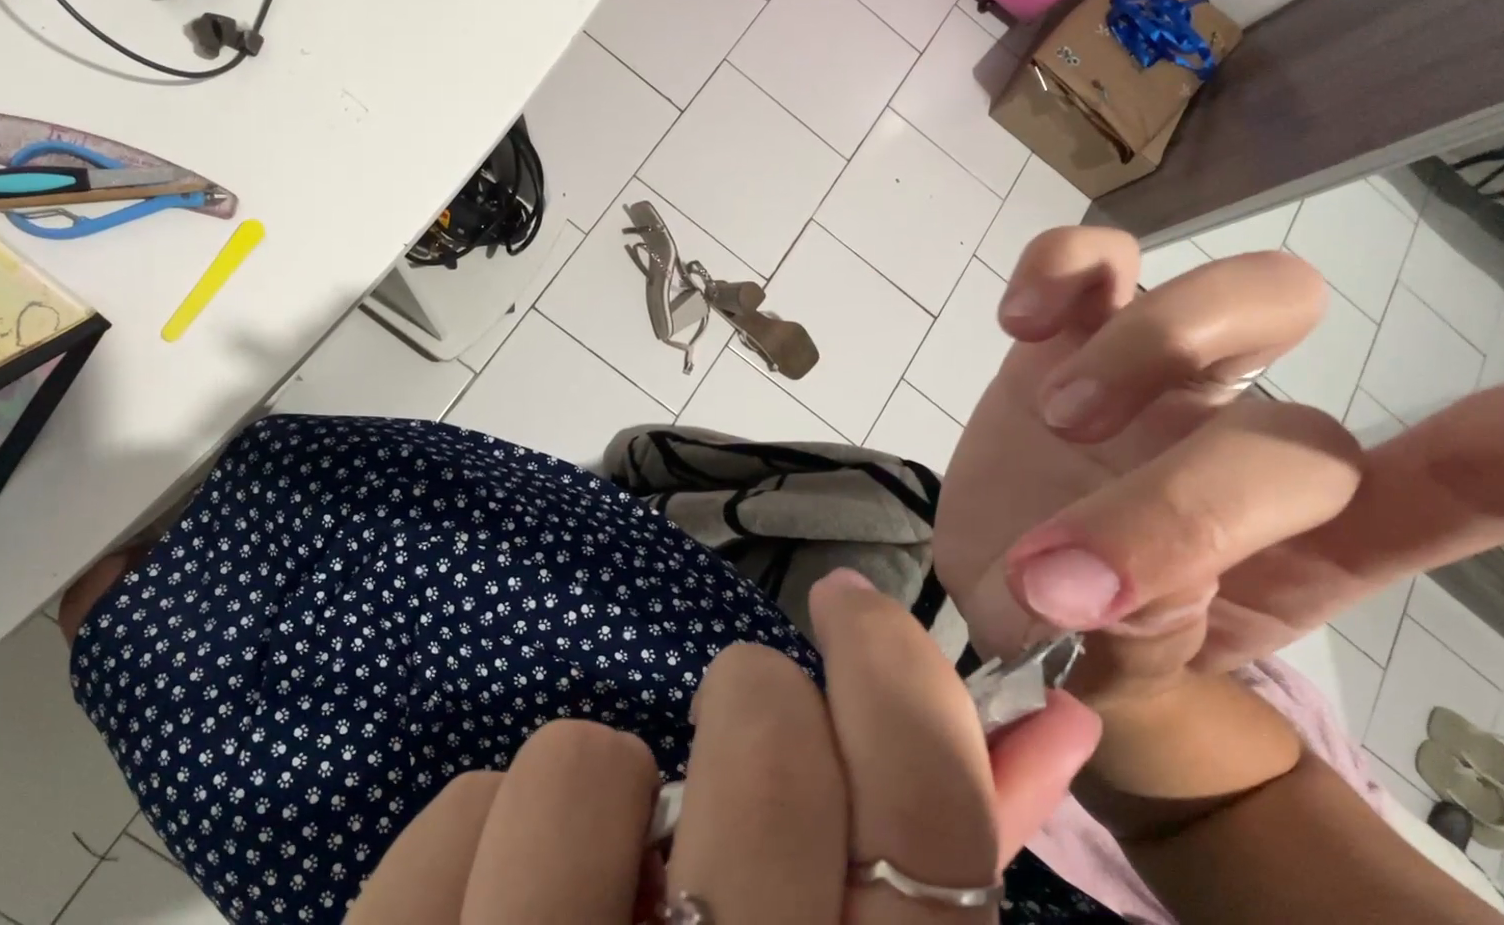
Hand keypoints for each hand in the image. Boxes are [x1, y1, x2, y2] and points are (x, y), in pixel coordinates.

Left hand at [346, 570, 1100, 923]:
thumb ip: (954, 868)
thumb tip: (1044, 723)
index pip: (927, 817)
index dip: (898, 676)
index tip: (851, 608)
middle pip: (764, 760)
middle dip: (754, 698)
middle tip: (741, 717)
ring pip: (584, 765)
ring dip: (602, 779)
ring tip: (605, 858)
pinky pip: (458, 812)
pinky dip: (485, 827)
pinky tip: (500, 901)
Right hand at [931, 228, 1364, 702]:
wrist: (988, 592)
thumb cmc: (1076, 648)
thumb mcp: (1115, 673)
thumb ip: (1113, 630)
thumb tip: (1058, 580)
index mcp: (1305, 547)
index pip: (1475, 486)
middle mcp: (1251, 445)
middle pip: (1308, 419)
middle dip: (1198, 489)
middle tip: (1075, 560)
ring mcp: (1160, 380)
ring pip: (1249, 294)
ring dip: (1146, 352)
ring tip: (1057, 418)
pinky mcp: (1067, 338)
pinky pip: (1090, 256)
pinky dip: (1062, 268)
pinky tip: (1024, 321)